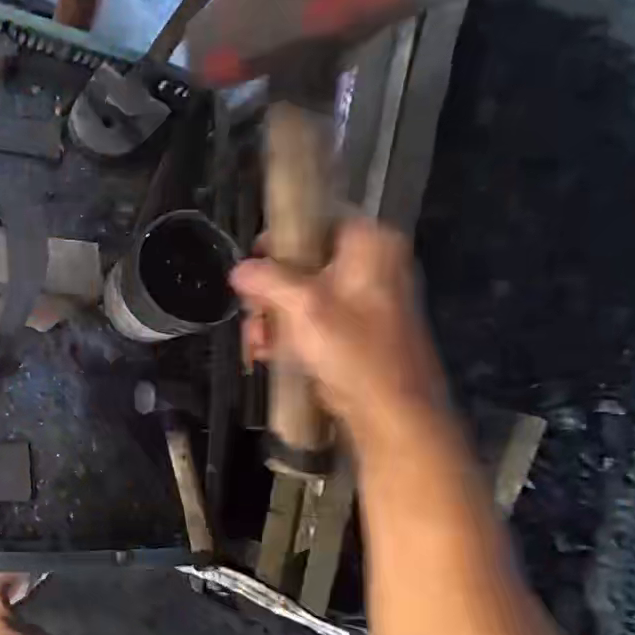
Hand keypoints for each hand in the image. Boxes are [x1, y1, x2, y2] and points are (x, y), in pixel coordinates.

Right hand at [229, 217, 446, 438]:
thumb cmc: (352, 351)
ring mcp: (369, 303)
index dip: (281, 238)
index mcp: (372, 244)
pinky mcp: (361, 335)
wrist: (394, 415)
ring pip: (308, 296)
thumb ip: (266, 280)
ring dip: (275, 317)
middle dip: (271, 291)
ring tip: (256, 342)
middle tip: (252, 312)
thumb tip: (240, 269)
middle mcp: (375, 266)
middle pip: (308, 262)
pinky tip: (268, 354)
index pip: (318, 219)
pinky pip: (318, 322)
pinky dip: (293, 334)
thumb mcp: (302, 307)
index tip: (253, 262)